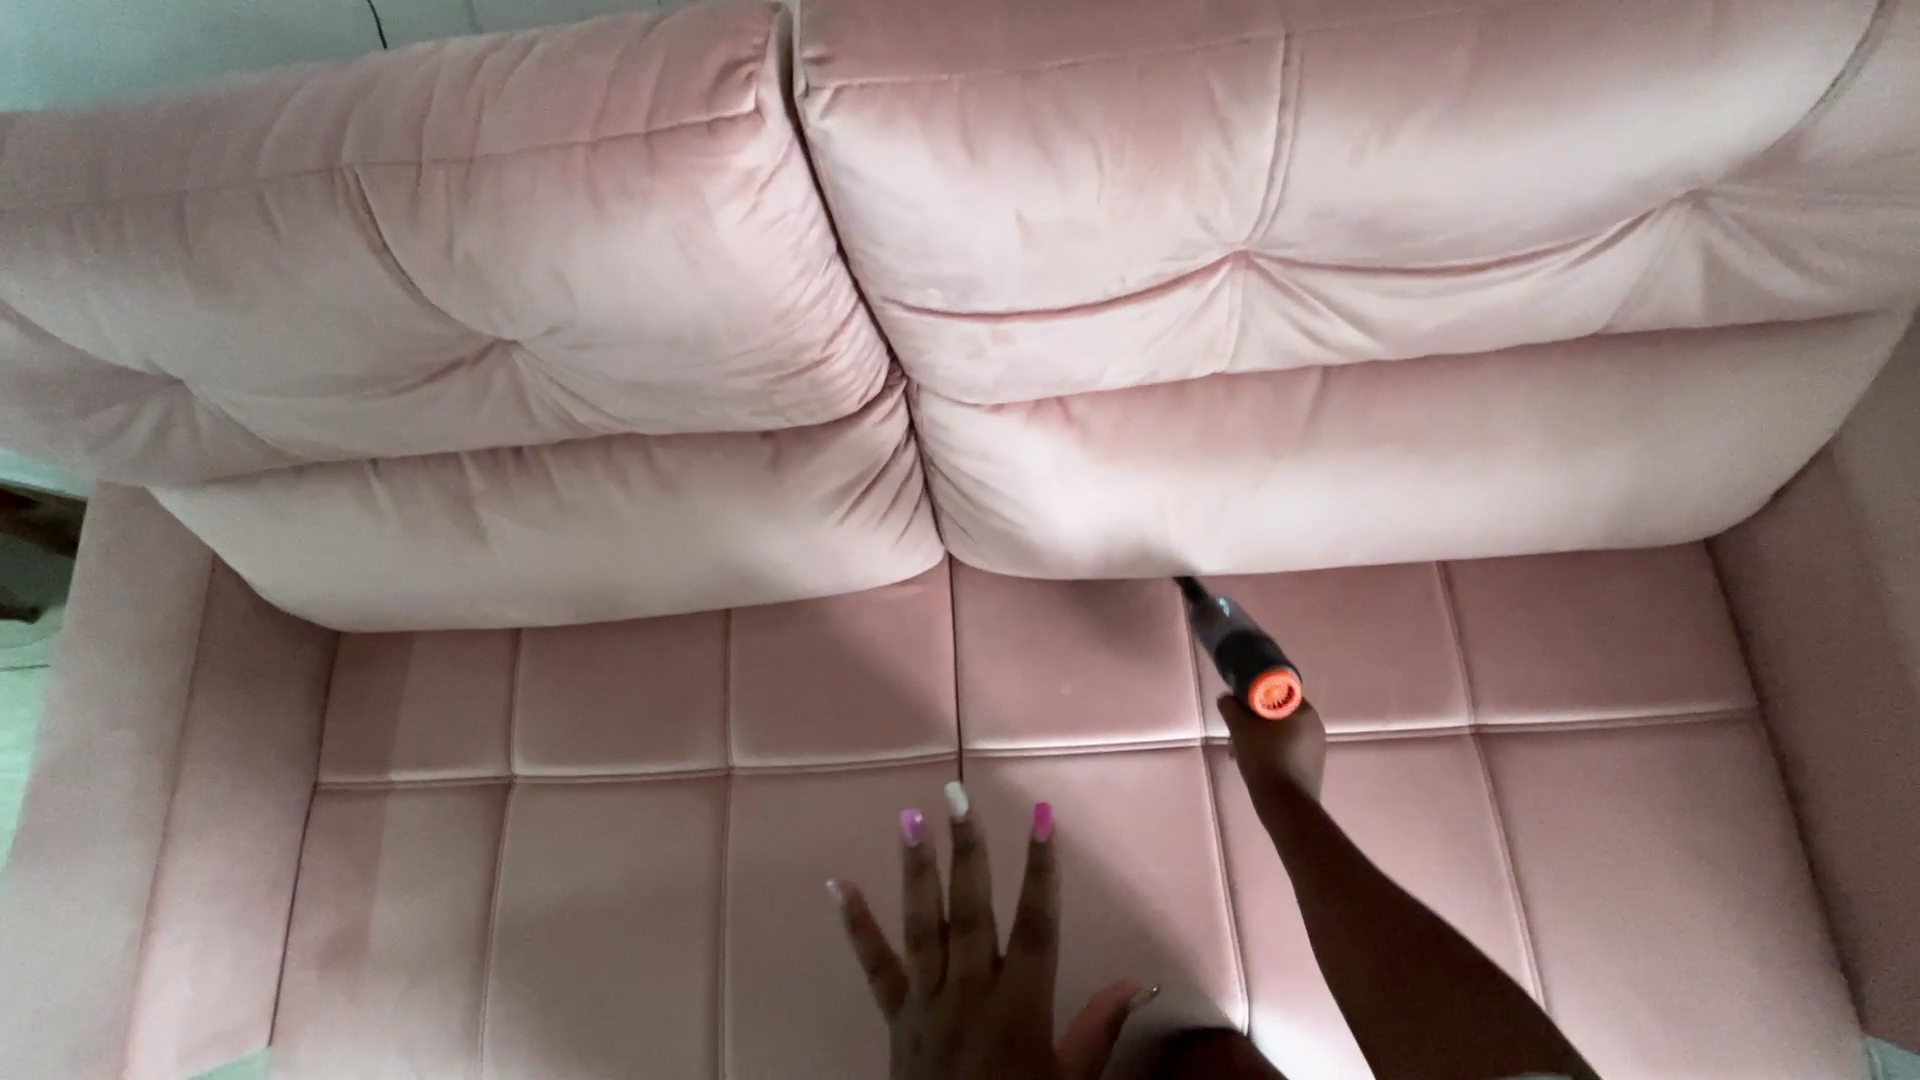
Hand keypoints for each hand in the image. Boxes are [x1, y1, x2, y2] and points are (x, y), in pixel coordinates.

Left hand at [830, 783, 1154, 1079]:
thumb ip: (1101, 1028)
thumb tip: (1142, 982)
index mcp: (1020, 1006)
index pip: (1037, 924)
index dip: (1042, 869)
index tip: (1043, 815)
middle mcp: (971, 993)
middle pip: (972, 911)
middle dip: (968, 850)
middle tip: (956, 795)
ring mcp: (927, 1002)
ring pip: (922, 927)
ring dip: (916, 871)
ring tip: (909, 818)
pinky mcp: (896, 1017)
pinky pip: (874, 968)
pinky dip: (855, 926)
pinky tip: (837, 885)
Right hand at [1219, 693, 1326, 800]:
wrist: (1285, 804)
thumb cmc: (1264, 759)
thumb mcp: (1239, 728)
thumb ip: (1230, 707)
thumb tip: (1227, 698)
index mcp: (1303, 710)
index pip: (1277, 691)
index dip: (1254, 695)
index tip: (1238, 706)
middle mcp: (1315, 725)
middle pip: (1278, 713)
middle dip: (1253, 720)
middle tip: (1234, 731)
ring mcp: (1316, 747)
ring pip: (1281, 732)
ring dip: (1259, 737)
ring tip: (1239, 751)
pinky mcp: (1313, 766)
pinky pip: (1288, 749)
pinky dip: (1271, 751)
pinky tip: (1255, 764)